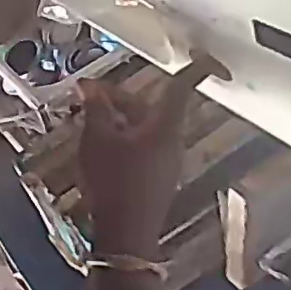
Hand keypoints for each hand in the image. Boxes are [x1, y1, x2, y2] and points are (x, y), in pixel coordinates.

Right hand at [75, 56, 223, 256]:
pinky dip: (122, 135)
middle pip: (150, 107)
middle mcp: (172, 141)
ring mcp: (166, 161)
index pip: (182, 88)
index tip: (203, 54)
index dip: (196, 68)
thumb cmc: (113, 181)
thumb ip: (95, 107)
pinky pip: (141, 144)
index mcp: (163, 127)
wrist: (125, 235)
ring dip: (117, 117)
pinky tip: (98, 142)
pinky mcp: (156, 176)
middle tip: (87, 93)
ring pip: (143, 127)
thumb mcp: (97, 138)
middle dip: (119, 97)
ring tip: (87, 116)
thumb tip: (89, 86)